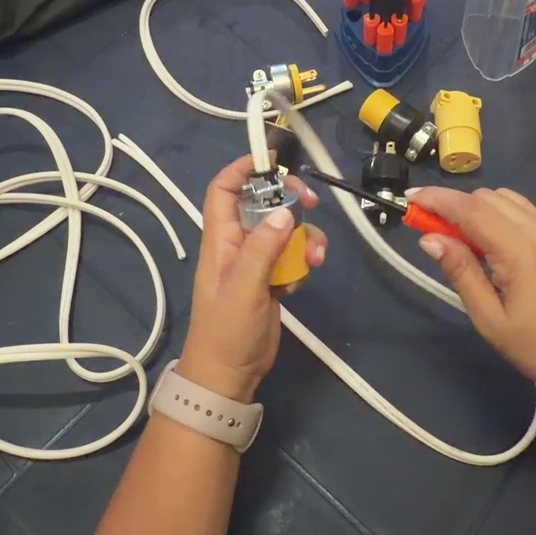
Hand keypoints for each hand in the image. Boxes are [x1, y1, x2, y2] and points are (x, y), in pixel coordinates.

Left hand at [179, 156, 326, 401]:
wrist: (229, 375)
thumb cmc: (227, 330)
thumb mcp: (244, 287)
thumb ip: (263, 249)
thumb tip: (284, 212)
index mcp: (220, 238)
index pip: (224, 190)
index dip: (243, 169)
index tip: (272, 159)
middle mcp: (238, 243)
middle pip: (263, 204)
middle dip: (288, 198)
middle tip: (310, 201)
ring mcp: (257, 261)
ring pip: (285, 230)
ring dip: (304, 237)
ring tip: (315, 258)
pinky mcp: (273, 279)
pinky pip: (293, 255)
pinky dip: (304, 259)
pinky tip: (307, 275)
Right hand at [407, 187, 535, 397]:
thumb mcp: (489, 317)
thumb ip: (460, 272)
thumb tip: (429, 239)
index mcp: (522, 252)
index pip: (472, 210)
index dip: (438, 199)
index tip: (409, 199)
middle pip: (487, 197)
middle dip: (454, 204)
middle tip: (430, 230)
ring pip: (504, 197)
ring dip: (475, 207)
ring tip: (457, 237)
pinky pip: (519, 208)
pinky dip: (495, 212)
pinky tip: (485, 240)